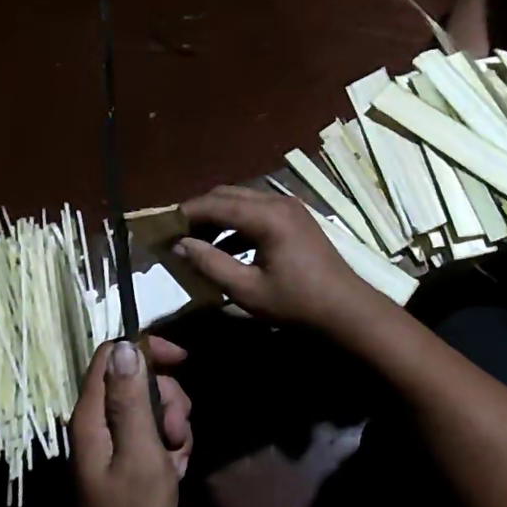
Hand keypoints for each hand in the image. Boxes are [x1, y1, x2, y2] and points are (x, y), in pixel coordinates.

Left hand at [70, 337, 192, 506]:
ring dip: (174, 424)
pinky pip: (154, 428)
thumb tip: (126, 347)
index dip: (147, 349)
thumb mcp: (140, 453)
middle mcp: (98, 418)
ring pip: (152, 403)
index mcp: (92, 414)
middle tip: (176, 431)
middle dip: (168, 398)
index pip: (113, 354)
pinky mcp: (125, 451)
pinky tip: (173, 467)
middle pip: (139, 378)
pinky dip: (170, 443)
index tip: (181, 360)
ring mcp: (112, 436)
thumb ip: (133, 400)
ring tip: (176, 457)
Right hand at [174, 186, 381, 328]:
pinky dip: (236, 226)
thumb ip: (210, 264)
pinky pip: (257, 213)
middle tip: (173, 234)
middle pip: (227, 195)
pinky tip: (222, 250)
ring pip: (242, 202)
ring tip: (192, 244)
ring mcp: (289, 208)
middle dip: (198, 212)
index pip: (214, 203)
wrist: (347, 311)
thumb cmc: (297, 303)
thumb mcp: (247, 289)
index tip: (159, 228)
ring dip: (217, 219)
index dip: (184, 214)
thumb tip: (180, 245)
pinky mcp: (295, 220)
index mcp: (267, 215)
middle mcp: (278, 201)